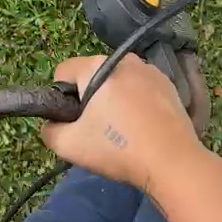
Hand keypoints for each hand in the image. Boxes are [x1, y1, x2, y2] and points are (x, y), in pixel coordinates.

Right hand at [41, 54, 207, 192]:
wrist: (172, 162)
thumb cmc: (118, 149)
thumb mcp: (69, 146)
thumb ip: (49, 131)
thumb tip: (52, 124)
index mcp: (96, 66)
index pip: (63, 72)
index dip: (61, 98)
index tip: (74, 122)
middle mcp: (124, 59)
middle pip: (92, 77)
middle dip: (89, 100)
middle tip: (98, 131)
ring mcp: (150, 70)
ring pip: (118, 84)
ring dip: (114, 101)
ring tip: (123, 132)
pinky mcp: (169, 85)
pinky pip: (140, 90)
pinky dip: (136, 104)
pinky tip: (142, 128)